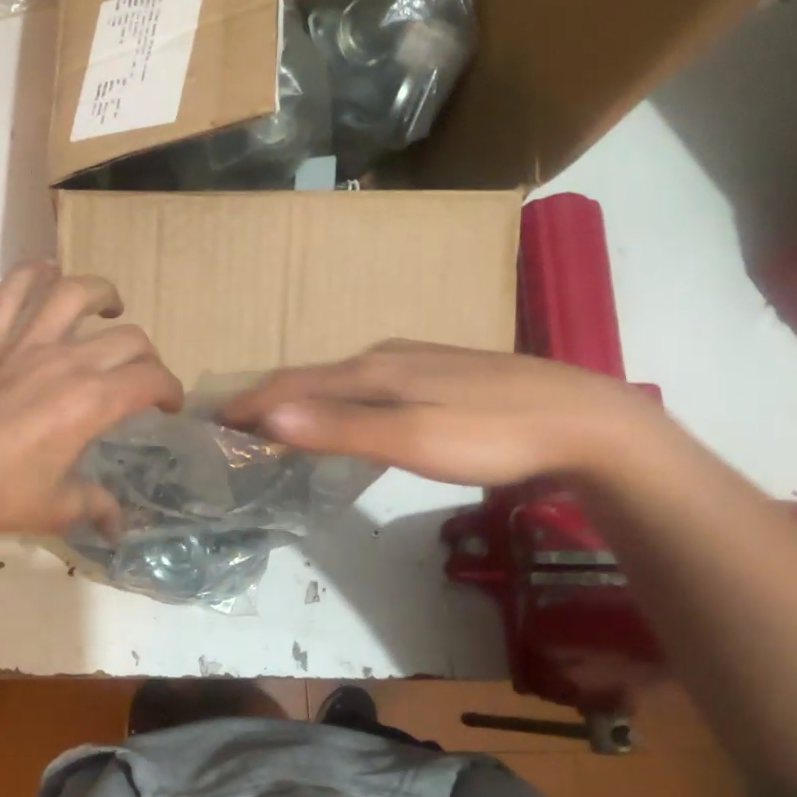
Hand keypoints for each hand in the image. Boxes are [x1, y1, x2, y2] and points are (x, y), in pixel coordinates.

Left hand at [0, 263, 182, 553]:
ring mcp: (22, 344)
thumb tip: (118, 524)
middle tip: (139, 376)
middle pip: (126, 339)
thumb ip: (95, 505)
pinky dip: (35, 273)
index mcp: (89, 404)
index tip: (169, 404)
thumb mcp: (57, 507)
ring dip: (102, 294)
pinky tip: (49, 276)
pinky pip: (12, 289)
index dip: (170, 389)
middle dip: (146, 357)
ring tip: (111, 308)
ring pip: (74, 293)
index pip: (149, 380)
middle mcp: (63, 363)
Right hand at [218, 340, 668, 486]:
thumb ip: (341, 430)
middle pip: (312, 378)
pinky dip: (338, 402)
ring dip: (303, 400)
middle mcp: (387, 357)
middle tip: (233, 425)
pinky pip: (369, 385)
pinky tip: (348, 416)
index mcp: (373, 371)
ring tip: (277, 423)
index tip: (210, 423)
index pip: (292, 386)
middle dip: (268, 399)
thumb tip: (267, 419)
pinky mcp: (443, 375)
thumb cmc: (493, 436)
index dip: (249, 405)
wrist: (586, 421)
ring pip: (341, 380)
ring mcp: (418, 362)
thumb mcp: (413, 440)